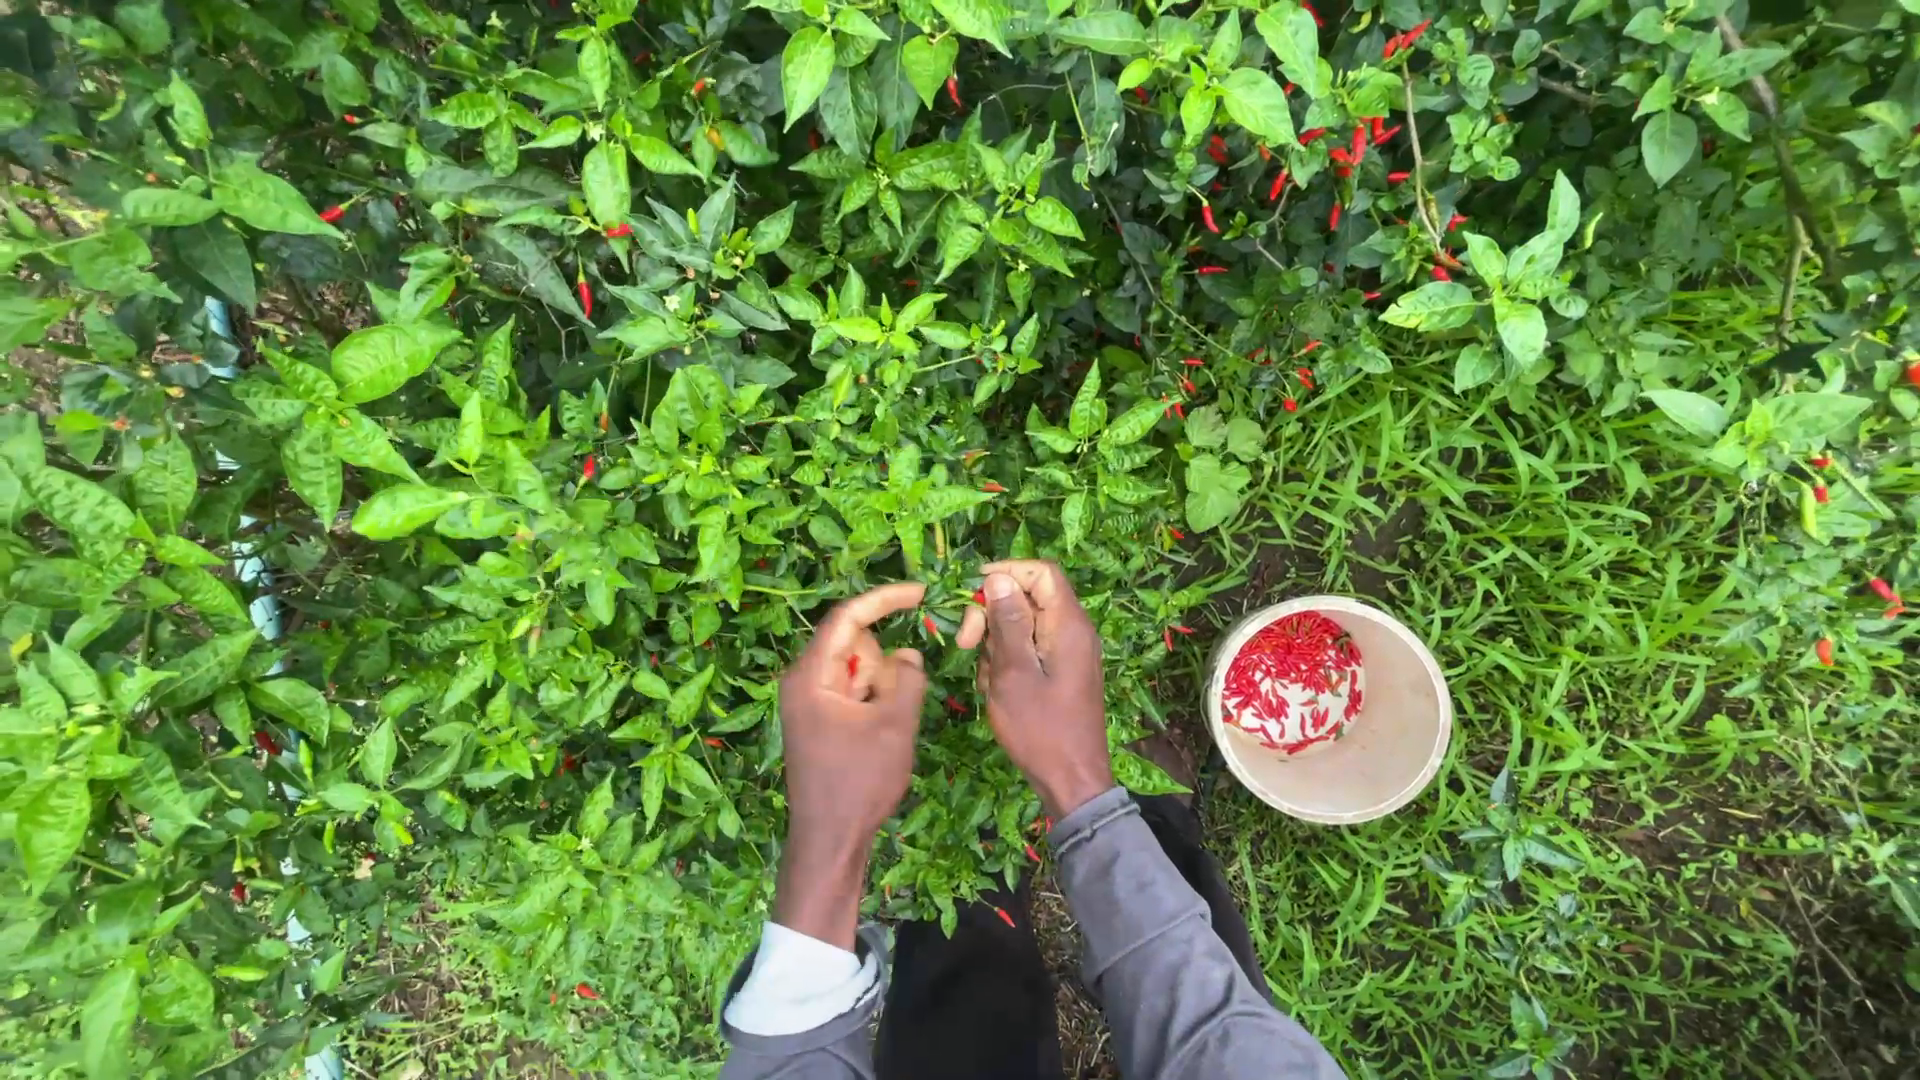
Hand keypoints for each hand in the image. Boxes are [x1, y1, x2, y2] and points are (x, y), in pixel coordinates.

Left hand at [773, 582, 928, 947]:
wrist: (830, 840)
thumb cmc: (859, 782)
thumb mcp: (894, 725)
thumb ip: (907, 678)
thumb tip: (908, 653)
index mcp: (810, 674)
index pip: (847, 617)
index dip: (885, 599)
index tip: (921, 592)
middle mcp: (802, 680)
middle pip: (854, 644)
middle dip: (884, 664)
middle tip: (893, 706)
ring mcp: (809, 700)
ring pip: (858, 668)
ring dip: (881, 686)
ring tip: (882, 730)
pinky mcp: (819, 718)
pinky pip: (853, 690)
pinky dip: (873, 701)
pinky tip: (876, 736)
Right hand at [957, 561, 1112, 818]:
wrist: (1070, 780)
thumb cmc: (1040, 728)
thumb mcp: (1014, 672)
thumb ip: (1007, 622)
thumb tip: (998, 578)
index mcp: (1068, 624)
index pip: (1041, 572)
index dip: (1006, 572)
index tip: (971, 591)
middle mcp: (1073, 631)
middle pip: (1028, 598)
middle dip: (992, 615)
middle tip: (966, 644)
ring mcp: (1067, 652)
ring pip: (1022, 626)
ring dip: (995, 645)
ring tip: (988, 680)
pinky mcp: (1059, 671)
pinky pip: (1027, 651)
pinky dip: (1006, 663)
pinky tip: (996, 691)